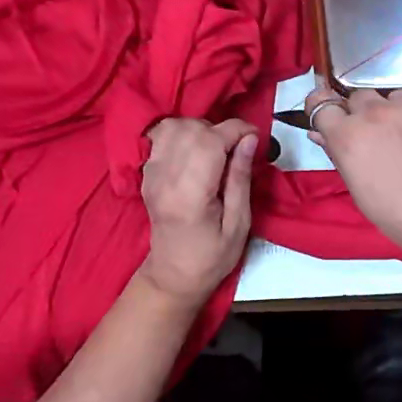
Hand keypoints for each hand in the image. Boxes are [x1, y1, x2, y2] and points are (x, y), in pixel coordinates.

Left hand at [135, 117, 257, 308]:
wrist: (172, 275)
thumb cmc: (212, 257)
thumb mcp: (239, 224)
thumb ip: (241, 179)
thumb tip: (249, 140)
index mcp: (190, 194)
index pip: (211, 141)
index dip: (237, 130)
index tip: (255, 137)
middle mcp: (165, 178)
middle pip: (191, 129)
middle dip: (219, 130)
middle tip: (235, 149)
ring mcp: (151, 174)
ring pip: (173, 126)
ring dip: (199, 129)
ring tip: (214, 149)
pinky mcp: (146, 173)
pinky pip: (161, 137)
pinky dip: (181, 135)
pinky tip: (195, 152)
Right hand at [304, 88, 401, 265]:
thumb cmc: (398, 215)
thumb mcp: (358, 189)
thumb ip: (338, 154)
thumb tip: (322, 135)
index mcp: (348, 134)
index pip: (322, 104)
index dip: (324, 109)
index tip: (329, 117)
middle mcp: (376, 112)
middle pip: (358, 97)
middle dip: (361, 113)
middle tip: (374, 138)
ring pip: (393, 98)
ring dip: (394, 113)